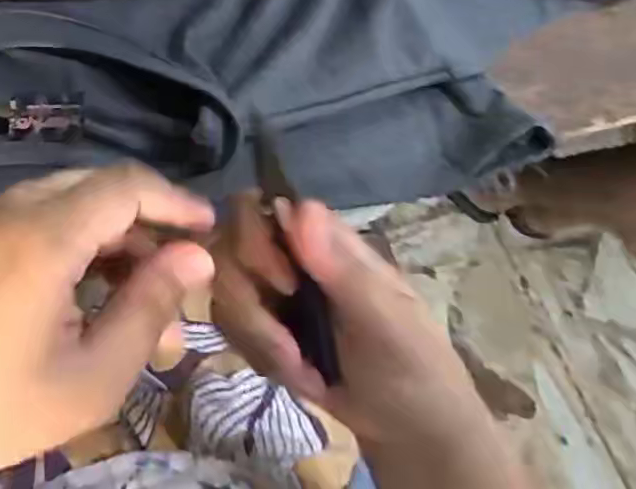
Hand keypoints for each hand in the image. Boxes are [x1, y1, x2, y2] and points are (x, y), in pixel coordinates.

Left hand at [0, 166, 215, 488]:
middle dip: (149, 219)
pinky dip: (84, 234)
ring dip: (118, 231)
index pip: (125, 186)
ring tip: (148, 290)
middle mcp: (18, 206)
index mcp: (44, 234)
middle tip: (183, 269)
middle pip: (102, 185)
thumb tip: (197, 255)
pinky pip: (48, 210)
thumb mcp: (97, 374)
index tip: (210, 227)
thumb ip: (151, 305)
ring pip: (77, 195)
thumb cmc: (11, 406)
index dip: (173, 200)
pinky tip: (102, 283)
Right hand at [210, 194, 529, 488]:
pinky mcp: (255, 319)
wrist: (411, 430)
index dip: (254, 241)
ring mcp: (265, 284)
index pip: (254, 206)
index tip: (284, 286)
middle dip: (250, 307)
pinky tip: (294, 374)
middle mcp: (283, 249)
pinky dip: (257, 355)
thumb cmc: (413, 363)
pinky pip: (226, 325)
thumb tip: (301, 208)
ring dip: (257, 339)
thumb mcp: (389, 321)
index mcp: (317, 234)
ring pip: (223, 289)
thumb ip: (344, 268)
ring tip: (301, 371)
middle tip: (289, 349)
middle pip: (227, 248)